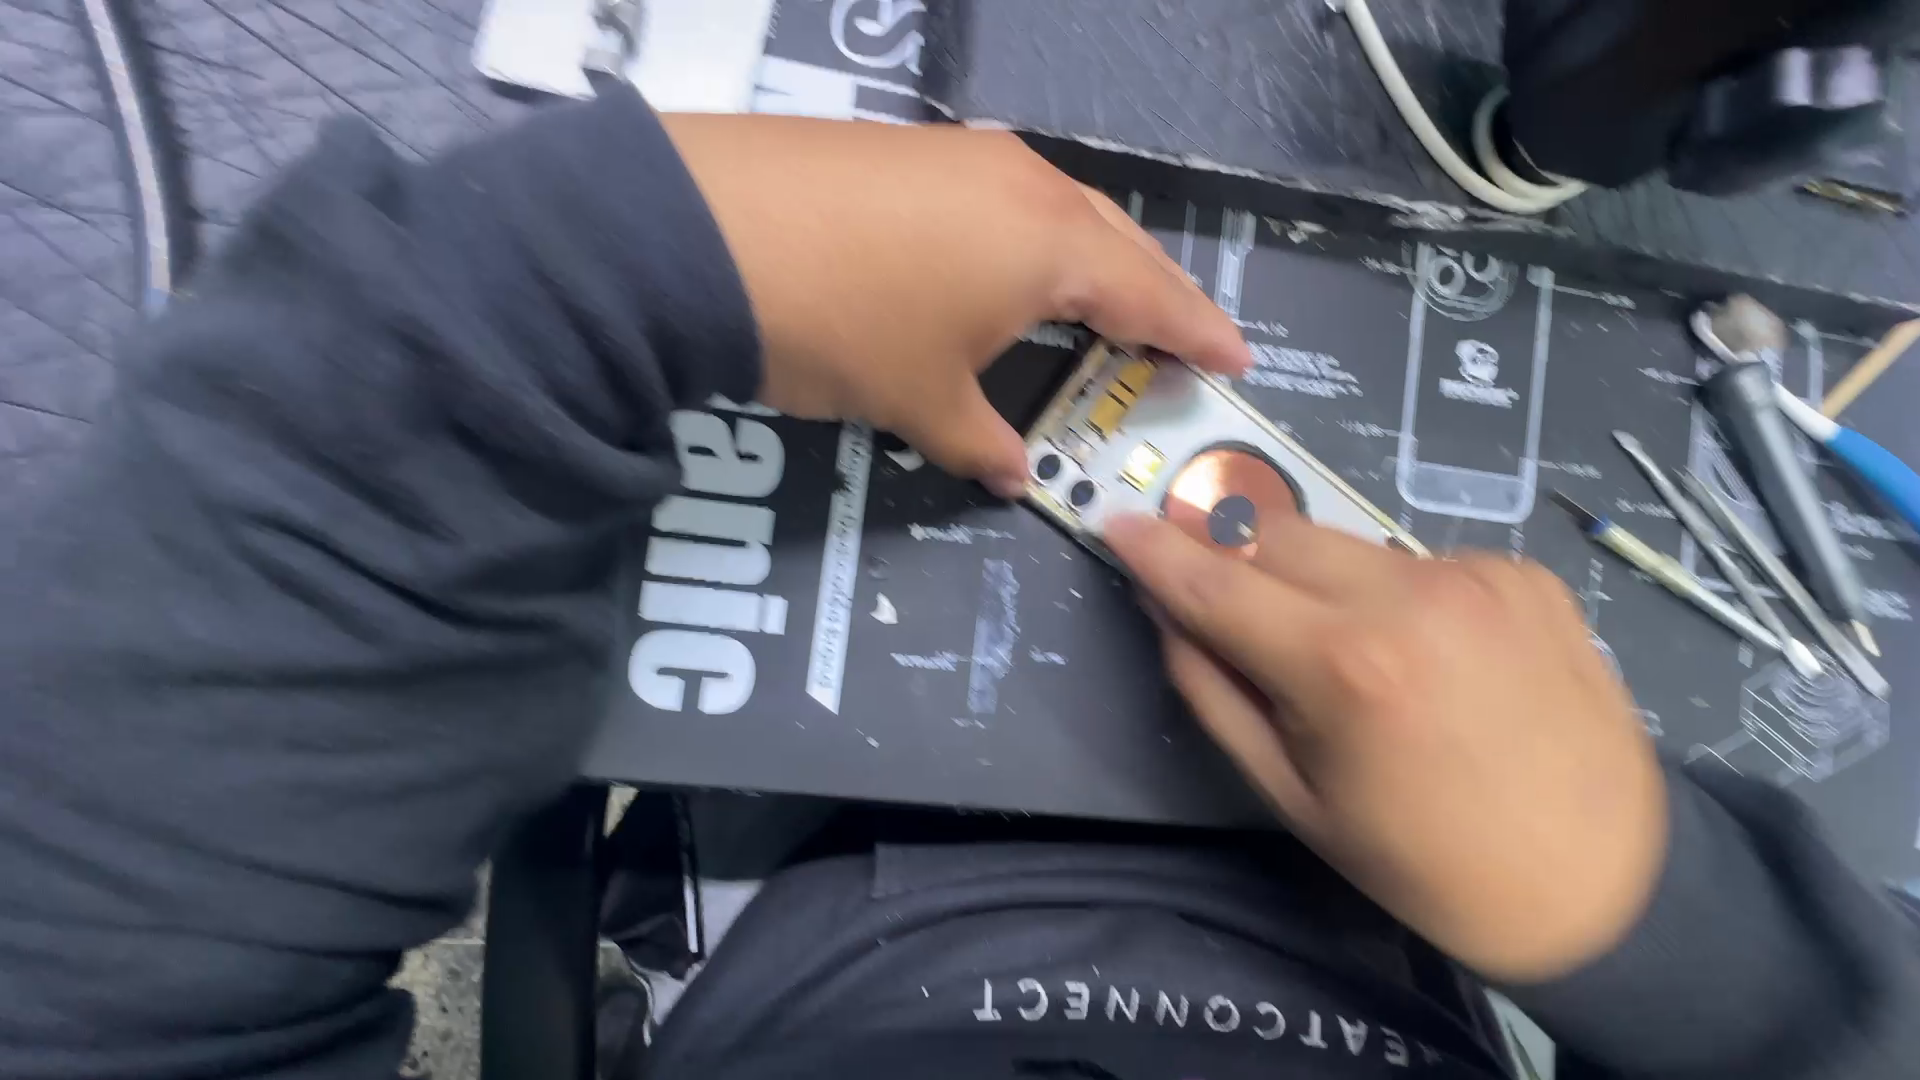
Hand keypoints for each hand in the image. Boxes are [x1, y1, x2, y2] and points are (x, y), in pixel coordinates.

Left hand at [660, 114, 1249, 496]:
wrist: (701, 238)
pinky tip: (1005, 270)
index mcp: (1049, 248)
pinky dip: (1028, 245)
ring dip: (1090, 265)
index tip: (1234, 357)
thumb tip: (1007, 474)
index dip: (1196, 333)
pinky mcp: (912, 151)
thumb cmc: (843, 327)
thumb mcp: (919, 402)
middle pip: (1117, 244)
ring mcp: (965, 156)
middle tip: (1176, 338)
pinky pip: (1002, 203)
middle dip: (1154, 295)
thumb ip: (979, 443)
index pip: (1151, 296)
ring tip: (1102, 310)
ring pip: (1059, 215)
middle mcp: (1024, 186)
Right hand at [1104, 513, 1667, 983]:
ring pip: (1337, 543)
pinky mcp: (1518, 572)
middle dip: (1227, 554)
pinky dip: (1381, 591)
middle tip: (1218, 595)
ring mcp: (1474, 574)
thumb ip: (1211, 689)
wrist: (1607, 884)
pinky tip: (1416, 648)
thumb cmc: (1421, 859)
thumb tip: (1168, 612)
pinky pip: (1406, 559)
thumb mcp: (1287, 792)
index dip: (1157, 553)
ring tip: (1338, 647)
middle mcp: (1409, 596)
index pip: (1216, 585)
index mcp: (1344, 665)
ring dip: (1305, 578)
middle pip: (1270, 534)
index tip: (1117, 525)